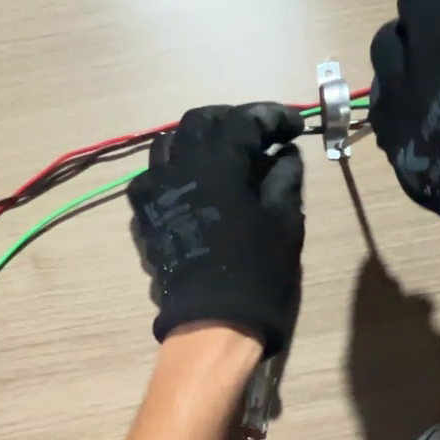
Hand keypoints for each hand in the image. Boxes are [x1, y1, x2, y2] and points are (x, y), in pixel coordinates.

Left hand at [128, 103, 304, 355]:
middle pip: (201, 123)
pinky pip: (154, 179)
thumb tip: (283, 154)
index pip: (245, 119)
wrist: (212, 322)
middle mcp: (178, 164)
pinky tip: (195, 186)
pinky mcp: (145, 218)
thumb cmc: (257, 270)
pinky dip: (176, 172)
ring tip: (225, 157)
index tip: (295, 127)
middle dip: (232, 122)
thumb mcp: (284, 219)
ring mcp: (155, 191)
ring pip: (170, 145)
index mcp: (216, 158)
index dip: (273, 118)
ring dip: (199, 142)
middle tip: (259, 137)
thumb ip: (284, 177)